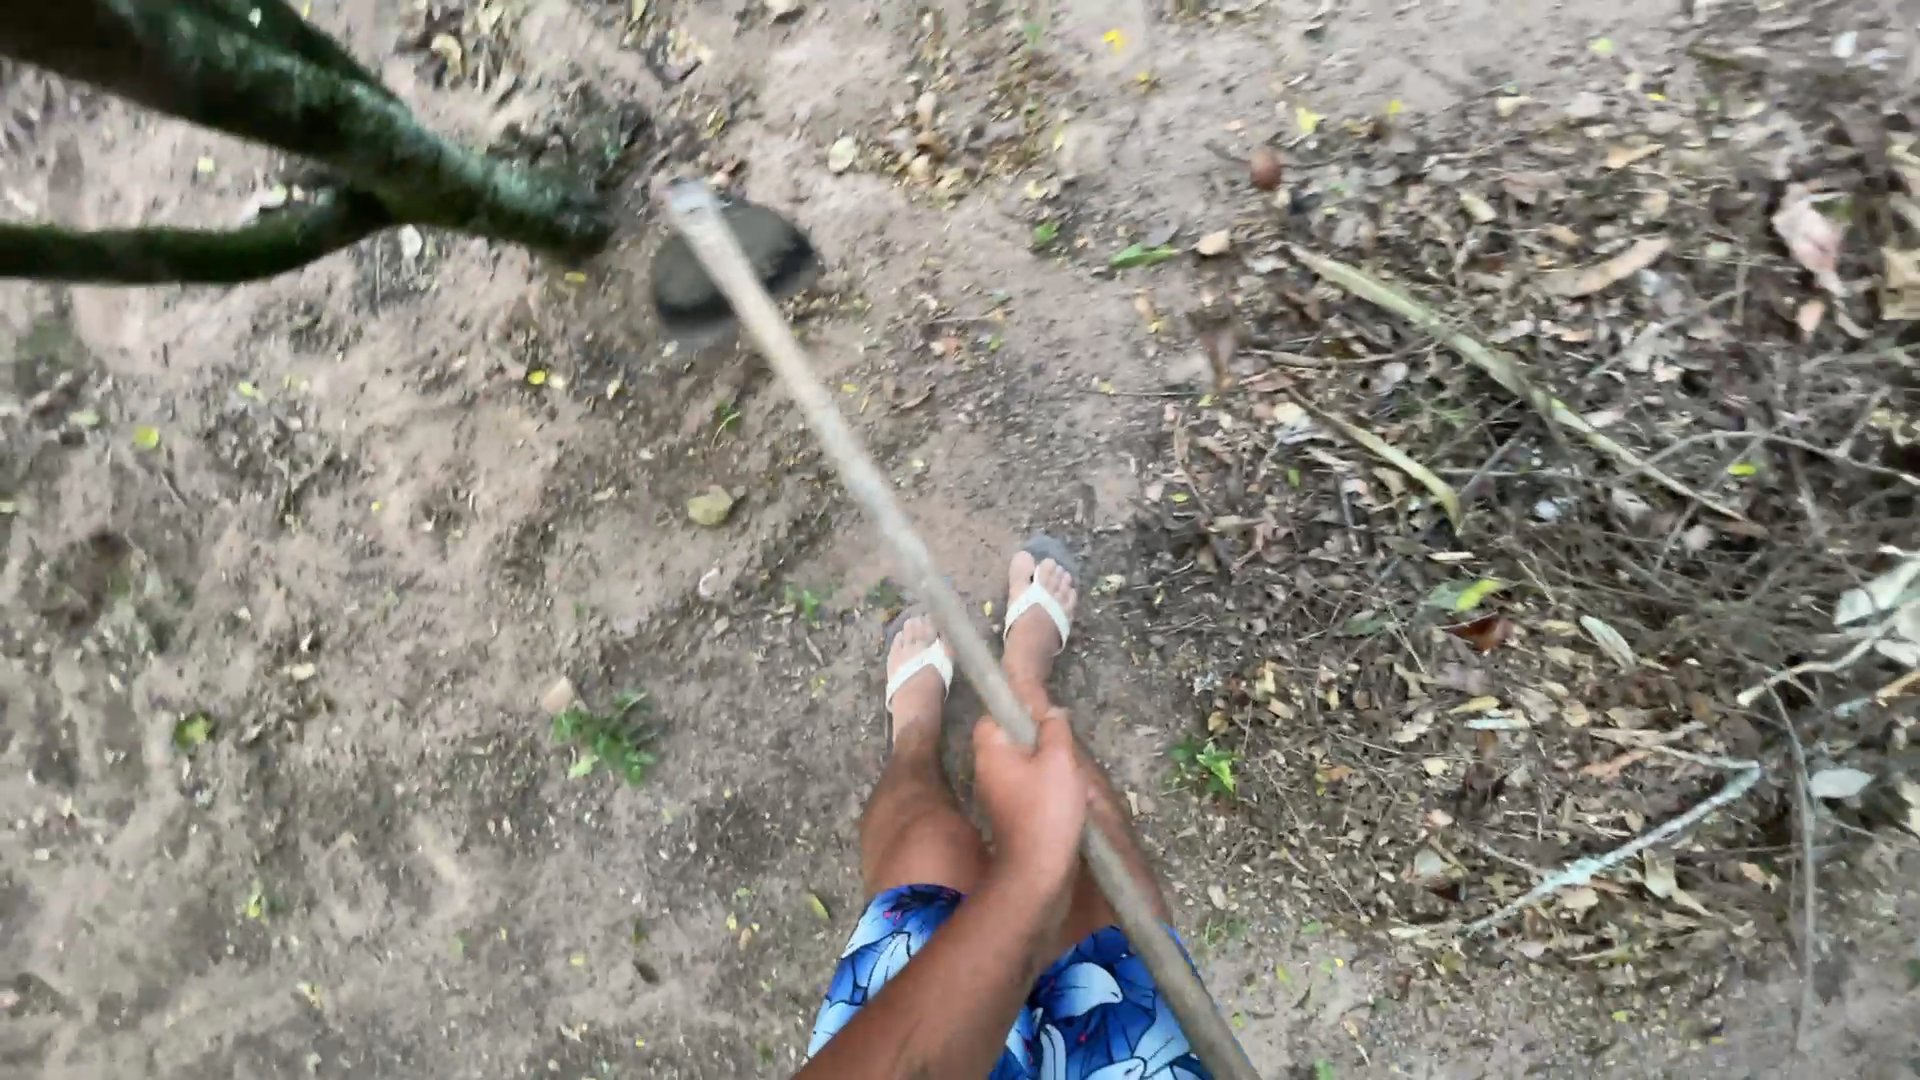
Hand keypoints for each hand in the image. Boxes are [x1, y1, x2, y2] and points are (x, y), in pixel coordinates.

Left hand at [972, 708, 1089, 888]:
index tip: (1042, 716)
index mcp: (990, 751)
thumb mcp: (1058, 760)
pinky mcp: (1009, 814)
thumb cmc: (1046, 809)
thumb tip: (1051, 713)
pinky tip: (1069, 797)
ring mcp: (995, 794)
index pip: (992, 717)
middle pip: (1010, 741)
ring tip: (1071, 772)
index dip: (1016, 711)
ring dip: (1046, 766)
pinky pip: (1026, 789)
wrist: (1037, 870)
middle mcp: (985, 770)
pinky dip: (1045, 788)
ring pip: (1022, 765)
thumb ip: (1055, 730)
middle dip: (1038, 741)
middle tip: (1063, 746)